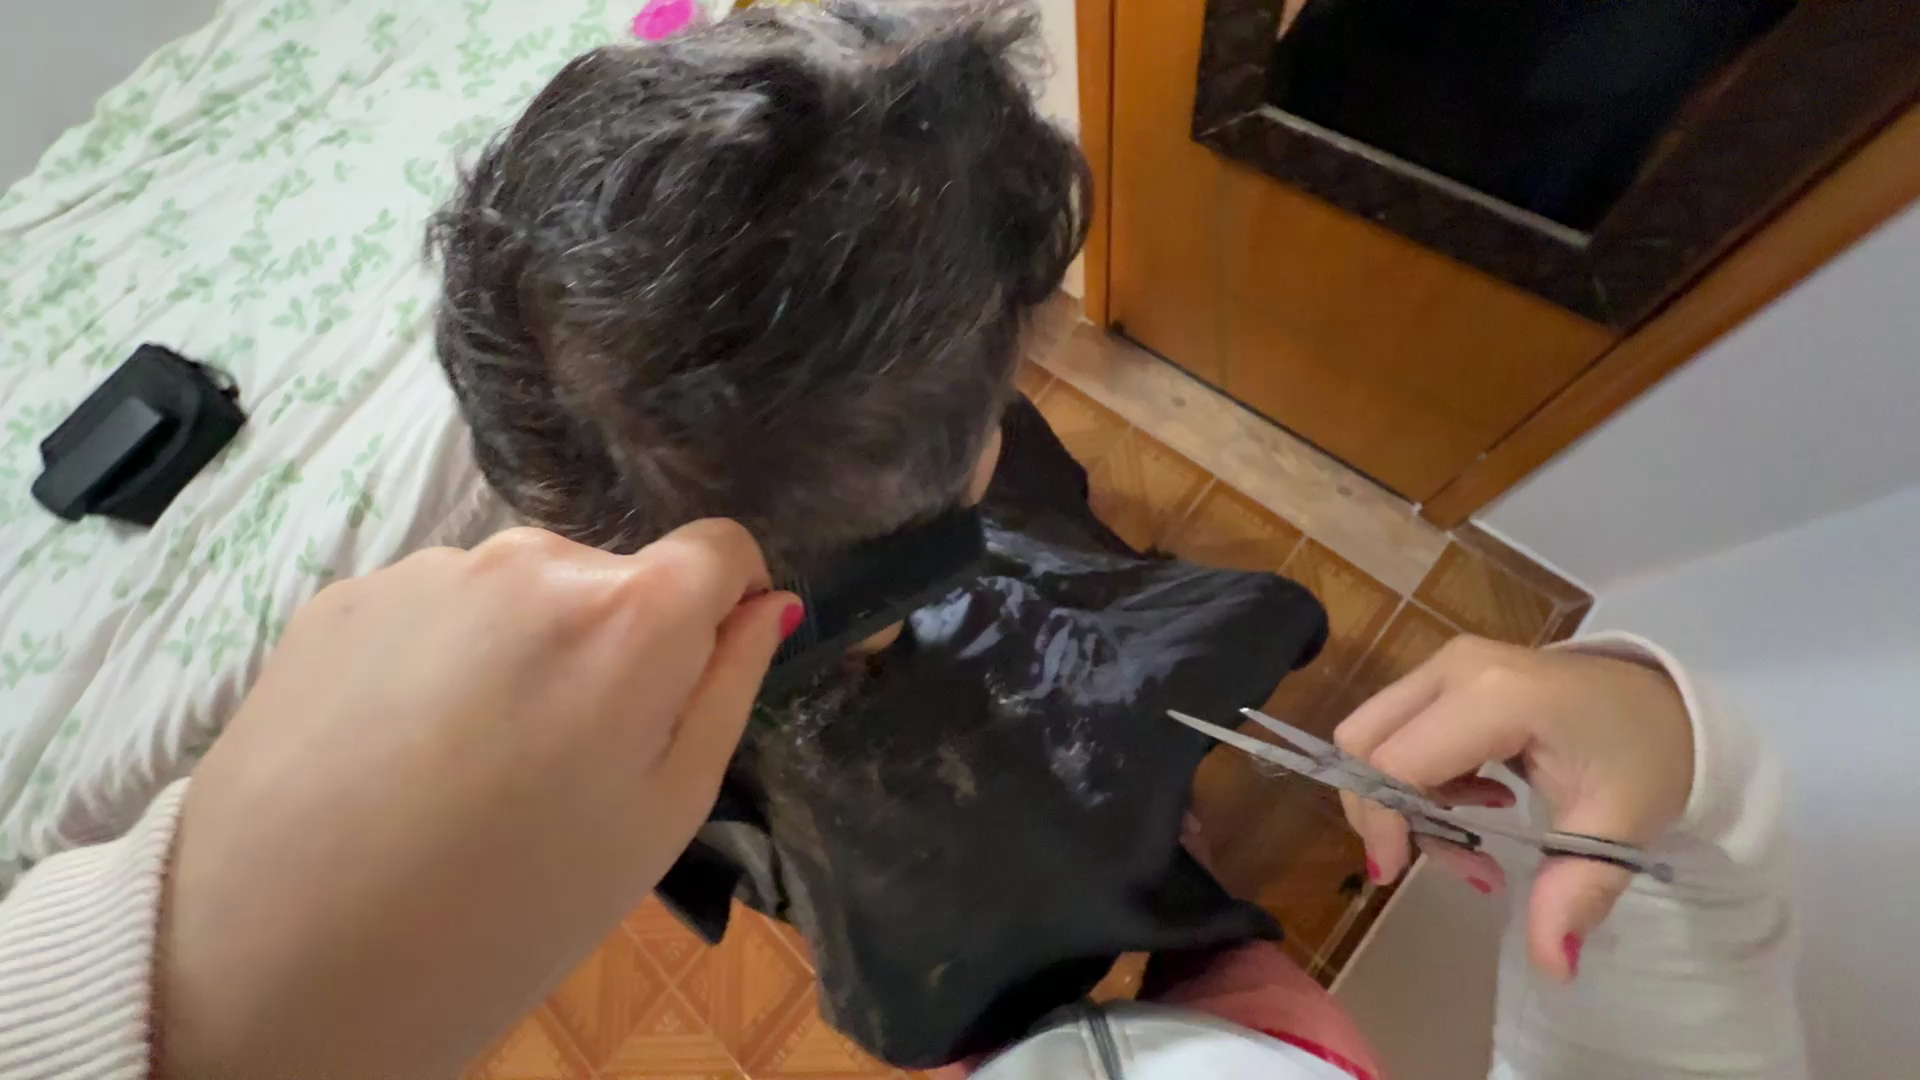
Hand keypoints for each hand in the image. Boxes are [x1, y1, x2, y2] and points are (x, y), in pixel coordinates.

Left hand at [158, 522, 798, 1079]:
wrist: (267, 978)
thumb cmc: (521, 903)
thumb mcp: (670, 805)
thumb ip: (733, 682)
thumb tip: (771, 604)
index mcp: (631, 612)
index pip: (721, 546)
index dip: (730, 598)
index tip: (701, 661)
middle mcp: (535, 558)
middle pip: (625, 575)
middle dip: (627, 638)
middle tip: (577, 744)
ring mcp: (431, 569)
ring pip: (534, 589)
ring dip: (538, 644)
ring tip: (483, 749)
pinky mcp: (346, 594)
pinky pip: (449, 603)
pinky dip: (458, 651)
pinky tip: (411, 739)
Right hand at [1333, 636, 1693, 980]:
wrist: (1667, 701)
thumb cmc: (1649, 758)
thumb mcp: (1621, 826)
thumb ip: (1576, 888)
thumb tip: (1552, 967)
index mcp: (1497, 695)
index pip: (1398, 760)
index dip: (1382, 819)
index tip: (1392, 873)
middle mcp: (1450, 667)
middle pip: (1363, 739)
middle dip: (1377, 807)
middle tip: (1427, 856)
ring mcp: (1439, 663)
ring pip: (1369, 734)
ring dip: (1394, 794)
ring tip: (1464, 832)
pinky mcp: (1436, 672)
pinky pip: (1391, 726)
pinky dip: (1409, 774)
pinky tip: (1469, 797)